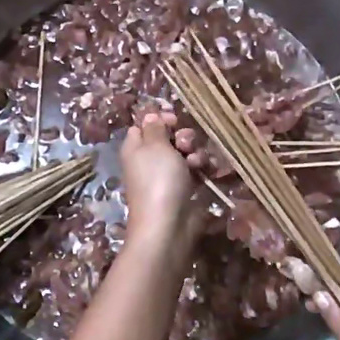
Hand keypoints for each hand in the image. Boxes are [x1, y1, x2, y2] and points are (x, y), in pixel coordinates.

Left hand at [119, 112, 202, 254]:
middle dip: (182, 136)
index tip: (173, 120)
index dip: (160, 120)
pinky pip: (193, 169)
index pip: (144, 126)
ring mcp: (166, 175)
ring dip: (194, 152)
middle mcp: (149, 160)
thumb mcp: (154, 146)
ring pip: (184, 153)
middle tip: (185, 143)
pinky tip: (205, 171)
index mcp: (135, 148)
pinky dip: (200, 167)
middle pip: (168, 138)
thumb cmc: (158, 180)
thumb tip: (149, 115)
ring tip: (195, 161)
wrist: (168, 224)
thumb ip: (154, 128)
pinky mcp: (183, 188)